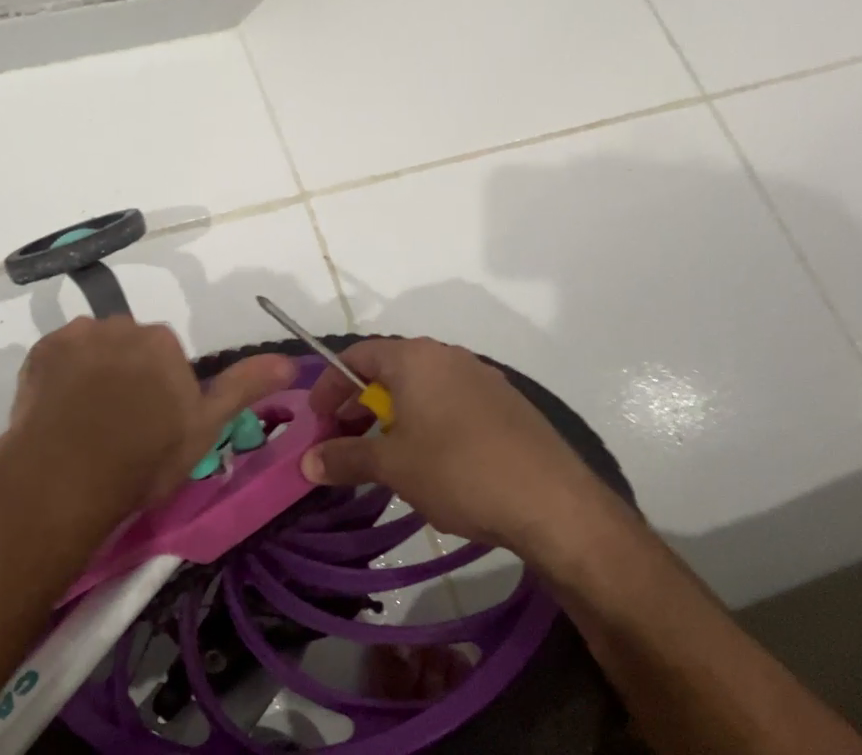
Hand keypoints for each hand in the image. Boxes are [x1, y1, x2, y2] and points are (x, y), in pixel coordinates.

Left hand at [10, 317, 295, 508]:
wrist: (67, 475)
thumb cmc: (145, 457)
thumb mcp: (205, 427)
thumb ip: (244, 387)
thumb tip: (290, 361)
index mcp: (162, 341)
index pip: (166, 356)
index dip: (161, 391)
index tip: (153, 424)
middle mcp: (119, 326)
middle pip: (128, 346)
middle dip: (127, 374)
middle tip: (120, 424)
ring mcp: (74, 337)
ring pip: (91, 349)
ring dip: (92, 372)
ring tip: (86, 422)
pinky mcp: (38, 352)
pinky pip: (56, 357)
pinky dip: (59, 377)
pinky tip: (60, 412)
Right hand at [300, 338, 615, 561]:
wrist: (554, 504)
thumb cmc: (459, 471)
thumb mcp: (392, 467)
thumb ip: (345, 458)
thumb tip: (307, 462)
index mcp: (416, 358)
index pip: (356, 356)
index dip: (328, 386)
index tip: (316, 421)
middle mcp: (449, 357)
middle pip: (388, 371)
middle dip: (359, 406)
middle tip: (343, 443)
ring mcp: (483, 380)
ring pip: (422, 390)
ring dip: (393, 418)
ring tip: (383, 458)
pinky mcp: (507, 407)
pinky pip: (451, 405)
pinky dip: (427, 425)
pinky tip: (430, 465)